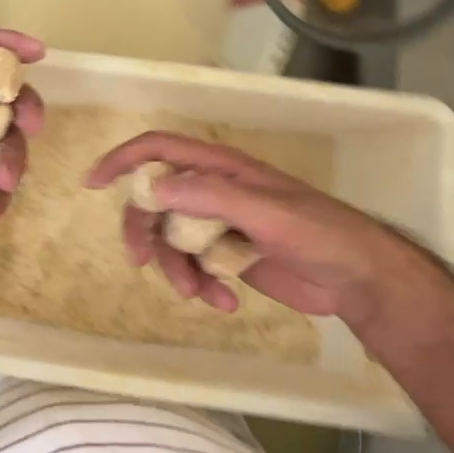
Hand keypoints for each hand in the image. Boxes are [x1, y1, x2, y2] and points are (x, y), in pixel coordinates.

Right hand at [86, 132, 438, 325]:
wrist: (359, 280)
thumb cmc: (320, 234)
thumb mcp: (264, 211)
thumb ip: (209, 195)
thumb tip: (152, 187)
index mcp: (221, 170)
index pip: (160, 150)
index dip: (124, 160)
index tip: (95, 182)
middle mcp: (214, 192)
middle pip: (156, 203)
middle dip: (146, 233)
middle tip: (141, 262)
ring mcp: (219, 225)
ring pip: (170, 241)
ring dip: (176, 269)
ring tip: (198, 293)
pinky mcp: (227, 256)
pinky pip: (193, 266)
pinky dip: (200, 285)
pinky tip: (223, 302)